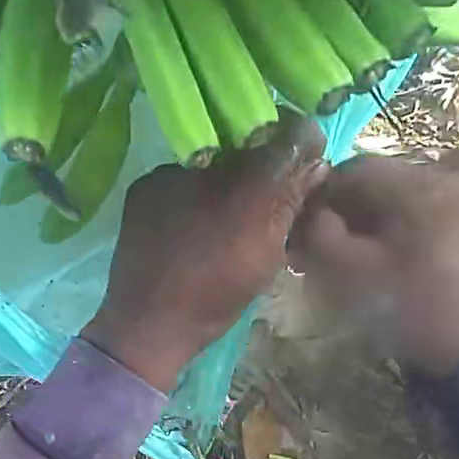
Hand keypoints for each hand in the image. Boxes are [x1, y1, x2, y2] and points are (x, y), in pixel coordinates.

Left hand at [83, 117, 328, 391]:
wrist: (147, 322)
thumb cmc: (215, 298)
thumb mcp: (266, 256)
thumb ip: (290, 204)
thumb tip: (315, 164)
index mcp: (249, 187)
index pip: (289, 135)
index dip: (303, 142)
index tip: (306, 160)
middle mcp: (209, 165)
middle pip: (249, 141)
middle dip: (262, 160)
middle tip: (263, 191)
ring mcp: (170, 172)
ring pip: (212, 158)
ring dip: (224, 174)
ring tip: (220, 211)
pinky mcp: (144, 185)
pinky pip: (179, 174)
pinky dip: (191, 190)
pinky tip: (189, 220)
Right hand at [290, 155, 458, 376]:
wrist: (457, 345)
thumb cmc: (400, 306)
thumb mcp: (346, 267)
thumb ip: (317, 228)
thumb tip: (304, 207)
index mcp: (421, 185)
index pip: (352, 170)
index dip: (316, 196)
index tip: (296, 227)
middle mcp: (441, 177)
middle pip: (368, 182)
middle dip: (334, 211)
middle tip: (307, 246)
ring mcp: (449, 196)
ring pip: (382, 196)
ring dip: (351, 221)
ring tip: (329, 254)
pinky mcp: (449, 216)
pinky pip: (399, 209)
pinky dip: (374, 228)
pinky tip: (358, 254)